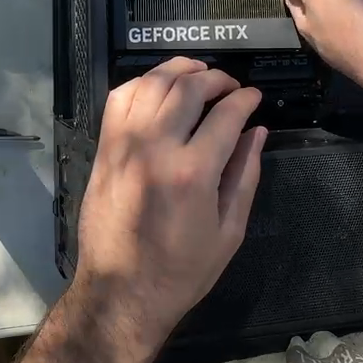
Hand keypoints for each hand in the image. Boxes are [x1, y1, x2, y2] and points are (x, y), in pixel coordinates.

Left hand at [74, 57, 266, 344]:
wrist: (121, 292)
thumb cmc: (181, 271)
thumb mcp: (228, 232)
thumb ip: (245, 175)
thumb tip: (257, 131)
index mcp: (193, 173)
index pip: (225, 115)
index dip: (245, 99)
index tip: (254, 96)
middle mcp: (156, 148)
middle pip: (188, 88)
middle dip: (216, 78)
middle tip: (231, 85)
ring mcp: (125, 144)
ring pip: (152, 83)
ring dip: (179, 70)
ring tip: (199, 73)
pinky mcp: (105, 147)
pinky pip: (120, 97)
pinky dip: (142, 82)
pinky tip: (160, 86)